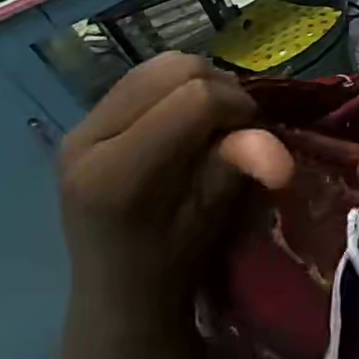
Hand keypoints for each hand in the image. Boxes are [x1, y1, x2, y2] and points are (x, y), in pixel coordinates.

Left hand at [57, 54, 293, 323]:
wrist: (117, 294)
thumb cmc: (172, 264)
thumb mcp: (211, 218)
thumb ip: (237, 169)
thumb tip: (279, 151)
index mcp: (115, 174)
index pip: (194, 100)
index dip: (237, 107)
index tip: (255, 135)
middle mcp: (86, 139)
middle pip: (176, 69)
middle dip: (221, 89)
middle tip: (236, 127)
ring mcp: (80, 125)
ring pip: (161, 64)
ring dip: (200, 83)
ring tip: (212, 122)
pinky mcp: (84, 119)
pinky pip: (145, 74)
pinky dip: (178, 85)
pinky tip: (186, 118)